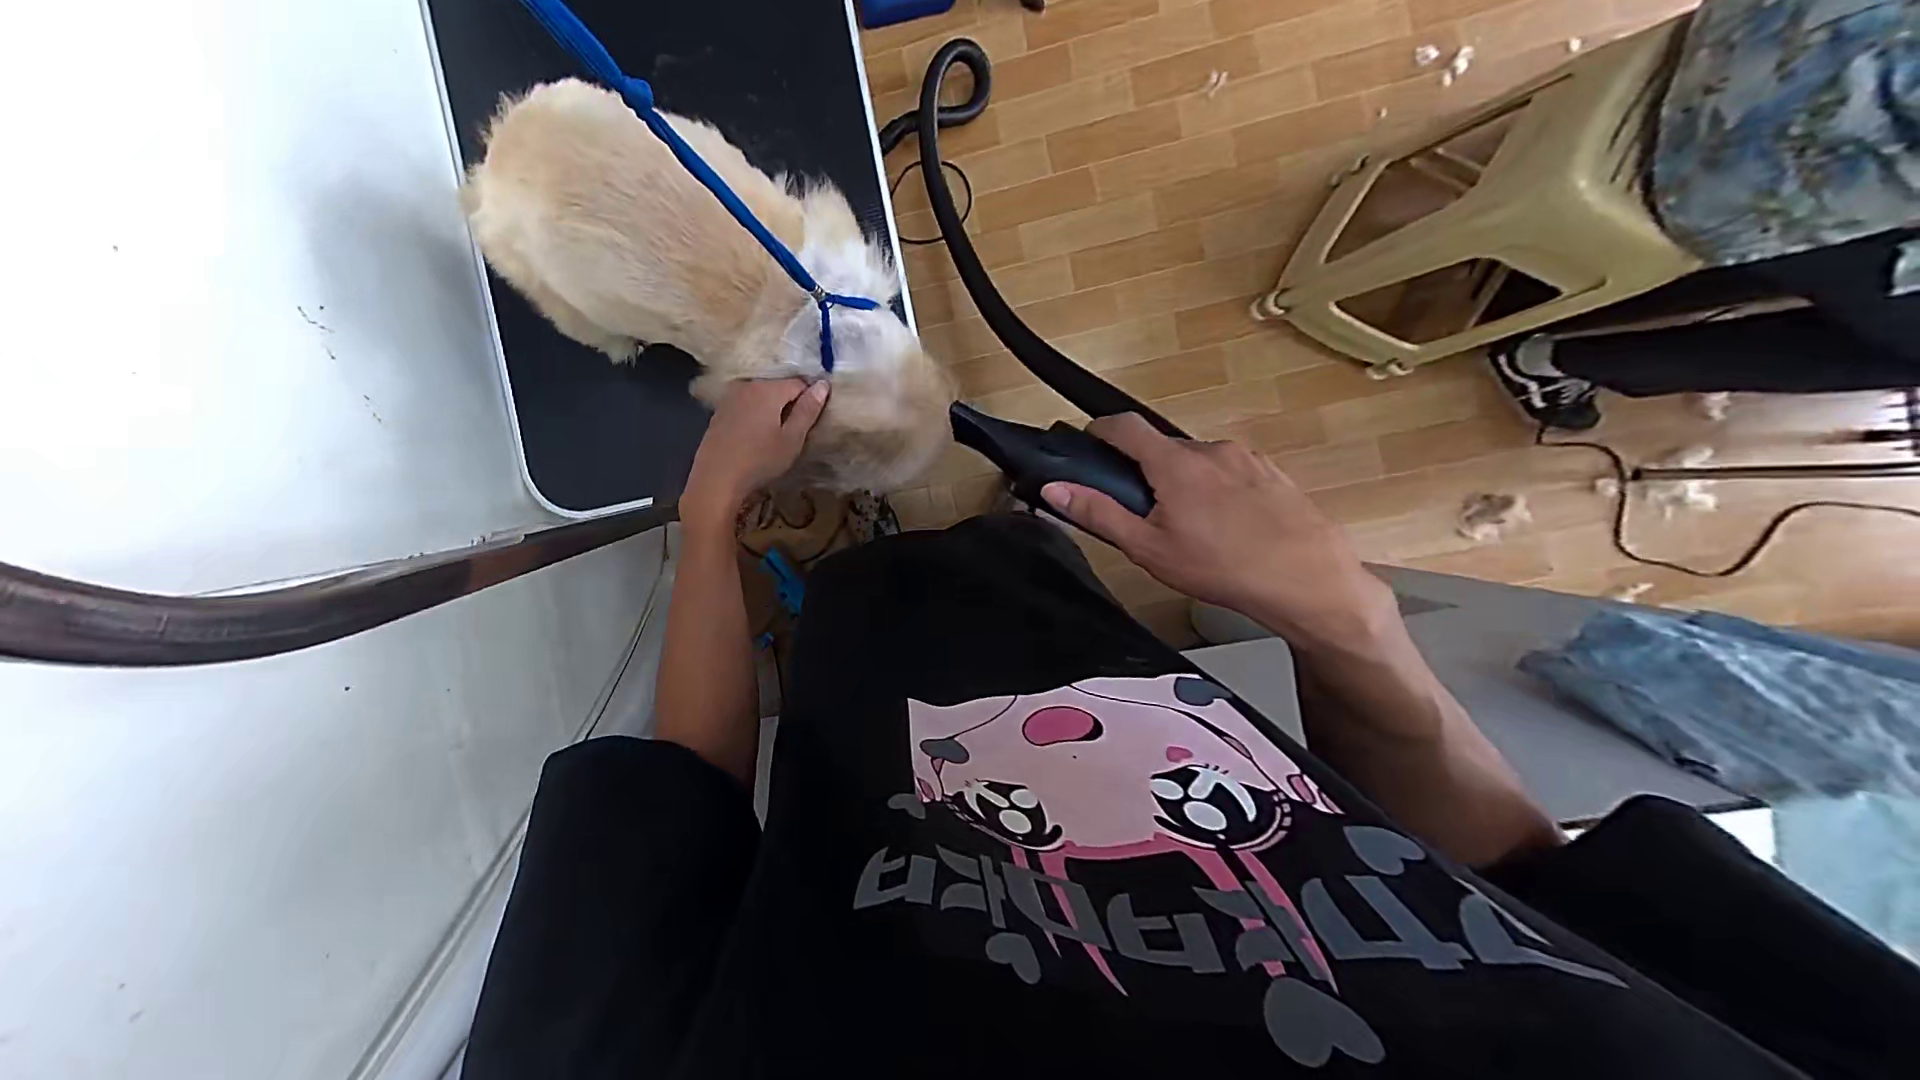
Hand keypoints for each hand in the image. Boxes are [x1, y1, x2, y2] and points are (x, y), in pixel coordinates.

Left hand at [679, 378, 828, 536]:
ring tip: (775, 435)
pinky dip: (755, 414)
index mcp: (767, 389)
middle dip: (790, 403)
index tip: (811, 422)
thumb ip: (808, 410)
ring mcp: (730, 397)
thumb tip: (823, 384)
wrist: (716, 479)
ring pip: (761, 395)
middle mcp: (747, 385)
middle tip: (794, 431)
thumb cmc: (760, 460)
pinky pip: (746, 404)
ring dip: (772, 409)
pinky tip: (755, 436)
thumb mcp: (792, 439)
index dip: (810, 399)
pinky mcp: (719, 411)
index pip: (799, 383)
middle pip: (778, 386)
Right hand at [1041, 413, 1395, 651]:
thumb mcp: (1148, 547)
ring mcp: (1246, 459)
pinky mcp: (1271, 473)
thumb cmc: (1227, 567)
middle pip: (1163, 449)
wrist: (1307, 580)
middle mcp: (1212, 450)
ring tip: (1192, 530)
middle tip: (1147, 514)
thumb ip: (1098, 513)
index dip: (1101, 429)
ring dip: (1185, 483)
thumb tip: (1057, 490)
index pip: (1125, 426)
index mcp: (1175, 464)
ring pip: (1198, 462)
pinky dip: (1217, 491)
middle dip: (1148, 472)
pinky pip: (1230, 473)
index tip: (1091, 439)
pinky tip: (1226, 529)